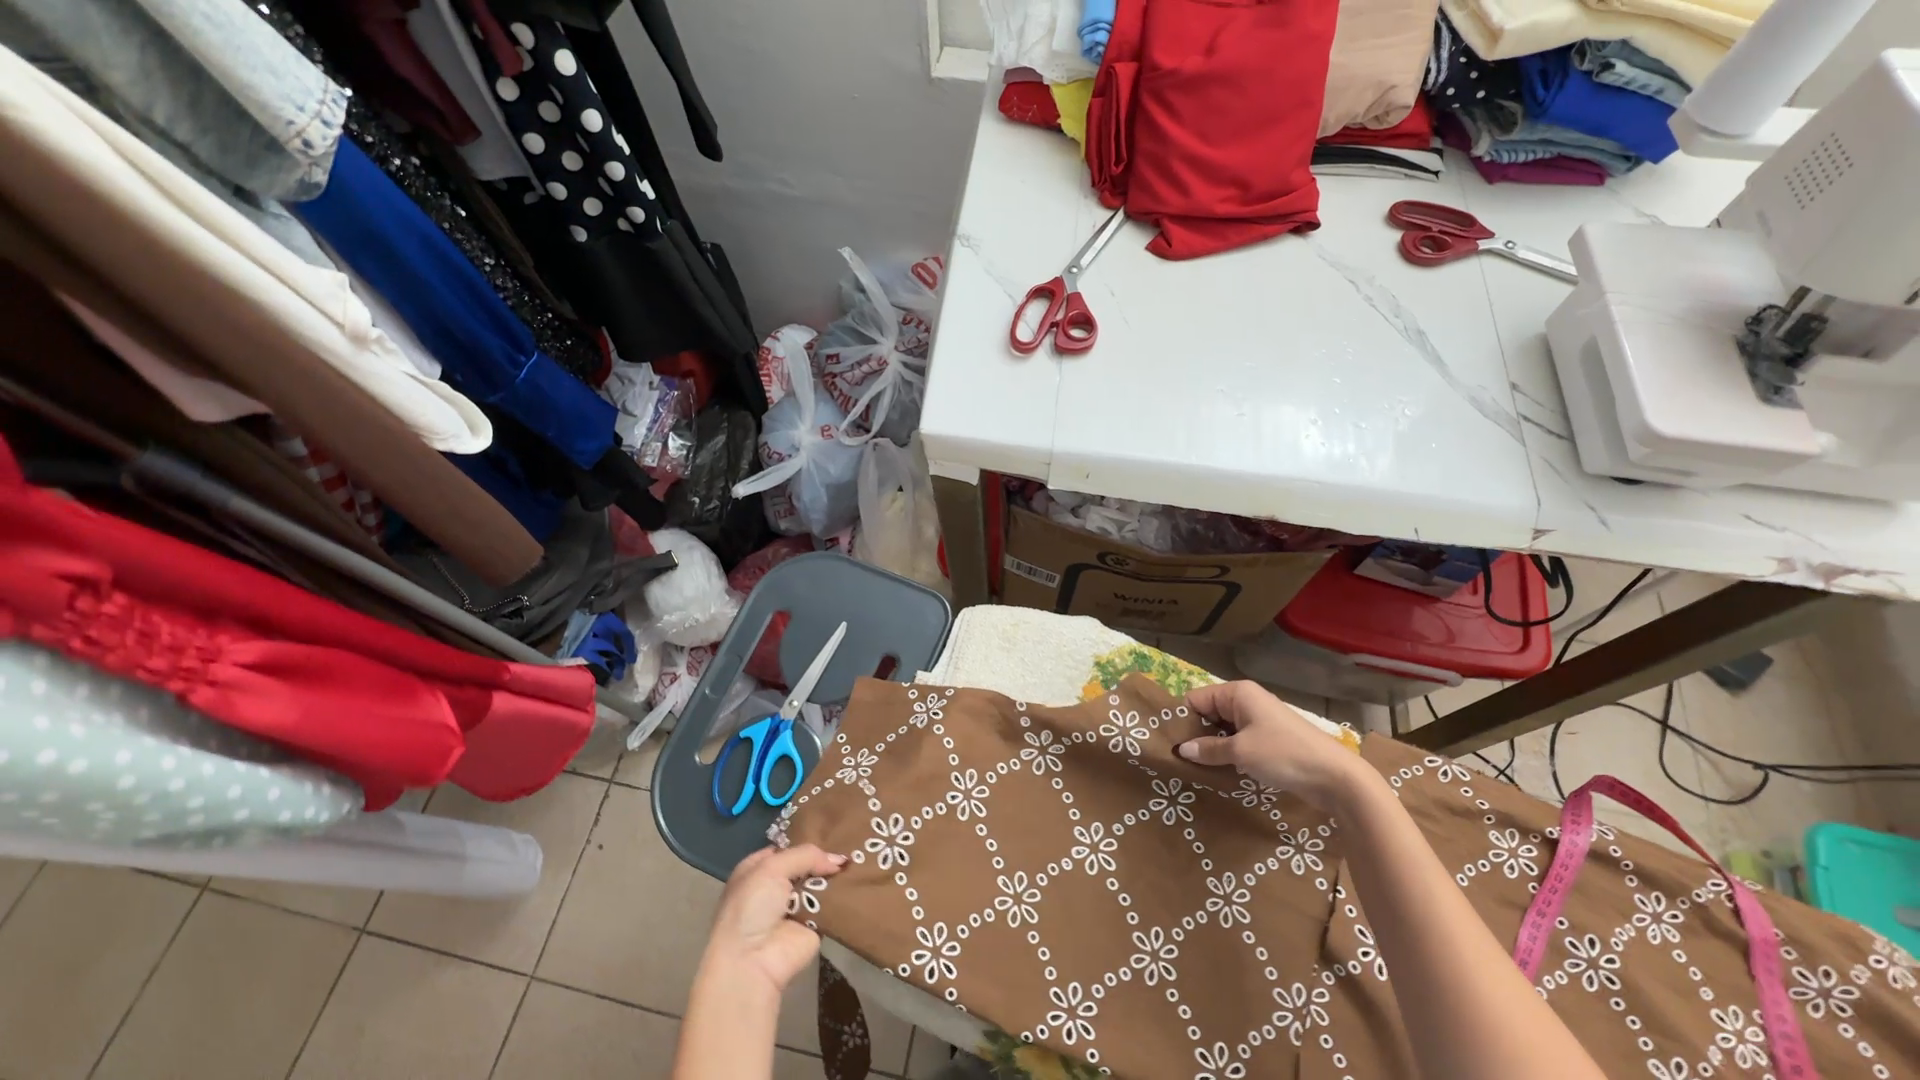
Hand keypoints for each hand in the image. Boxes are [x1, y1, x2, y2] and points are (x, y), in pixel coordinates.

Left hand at [699, 844, 847, 997]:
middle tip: (854, 845)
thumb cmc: (752, 907)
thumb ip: (806, 855)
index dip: (808, 840)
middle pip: (808, 864)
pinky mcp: (815, 924)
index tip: (834, 832)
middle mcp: (777, 886)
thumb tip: (840, 860)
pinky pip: (832, 904)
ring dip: (837, 876)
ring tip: (862, 861)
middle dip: (826, 858)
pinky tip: (860, 882)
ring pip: (822, 883)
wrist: (753, 960)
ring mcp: (797, 906)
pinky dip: (843, 896)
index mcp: (758, 869)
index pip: (788, 848)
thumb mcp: (771, 868)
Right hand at [1176, 681, 1365, 813]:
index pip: (1195, 699)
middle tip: (1174, 760)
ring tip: (1190, 769)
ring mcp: (1259, 721)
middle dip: (1194, 735)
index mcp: (1238, 693)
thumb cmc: (1284, 754)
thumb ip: (1208, 749)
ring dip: (1210, 747)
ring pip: (1222, 730)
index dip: (1181, 719)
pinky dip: (1227, 755)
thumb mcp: (1240, 753)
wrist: (1335, 777)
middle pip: (1208, 714)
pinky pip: (1237, 742)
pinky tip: (1216, 772)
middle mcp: (1247, 701)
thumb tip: (1181, 750)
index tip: (1165, 743)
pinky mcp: (1268, 741)